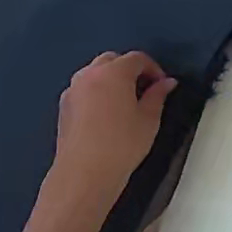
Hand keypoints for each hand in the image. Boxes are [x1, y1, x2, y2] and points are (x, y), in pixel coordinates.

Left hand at [22, 52, 176, 231]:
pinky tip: (106, 114)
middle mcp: (89, 74)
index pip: (137, 58)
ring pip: (95, 72)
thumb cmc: (123, 144)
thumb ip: (157, 95)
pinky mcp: (64, 105)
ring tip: (125, 102)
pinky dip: (97, 91)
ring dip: (112, 79)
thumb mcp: (149, 120)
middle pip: (112, 60)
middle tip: (145, 90)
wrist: (85, 172)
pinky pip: (84, 88)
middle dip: (130, 70)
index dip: (154, 68)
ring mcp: (72, 89)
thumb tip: (167, 82)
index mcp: (113, 73)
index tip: (162, 85)